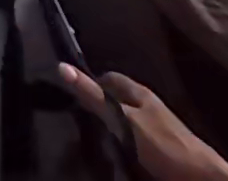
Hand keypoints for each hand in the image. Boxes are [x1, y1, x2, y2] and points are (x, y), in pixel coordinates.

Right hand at [59, 65, 227, 180]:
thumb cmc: (165, 146)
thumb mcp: (124, 120)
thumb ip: (94, 97)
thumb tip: (61, 66)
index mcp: (139, 93)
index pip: (110, 78)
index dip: (92, 83)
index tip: (75, 97)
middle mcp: (149, 108)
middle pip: (119, 101)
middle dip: (102, 109)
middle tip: (82, 121)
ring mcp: (160, 131)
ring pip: (129, 124)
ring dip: (114, 131)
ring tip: (96, 142)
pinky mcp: (166, 154)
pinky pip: (139, 145)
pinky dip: (127, 150)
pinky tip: (119, 160)